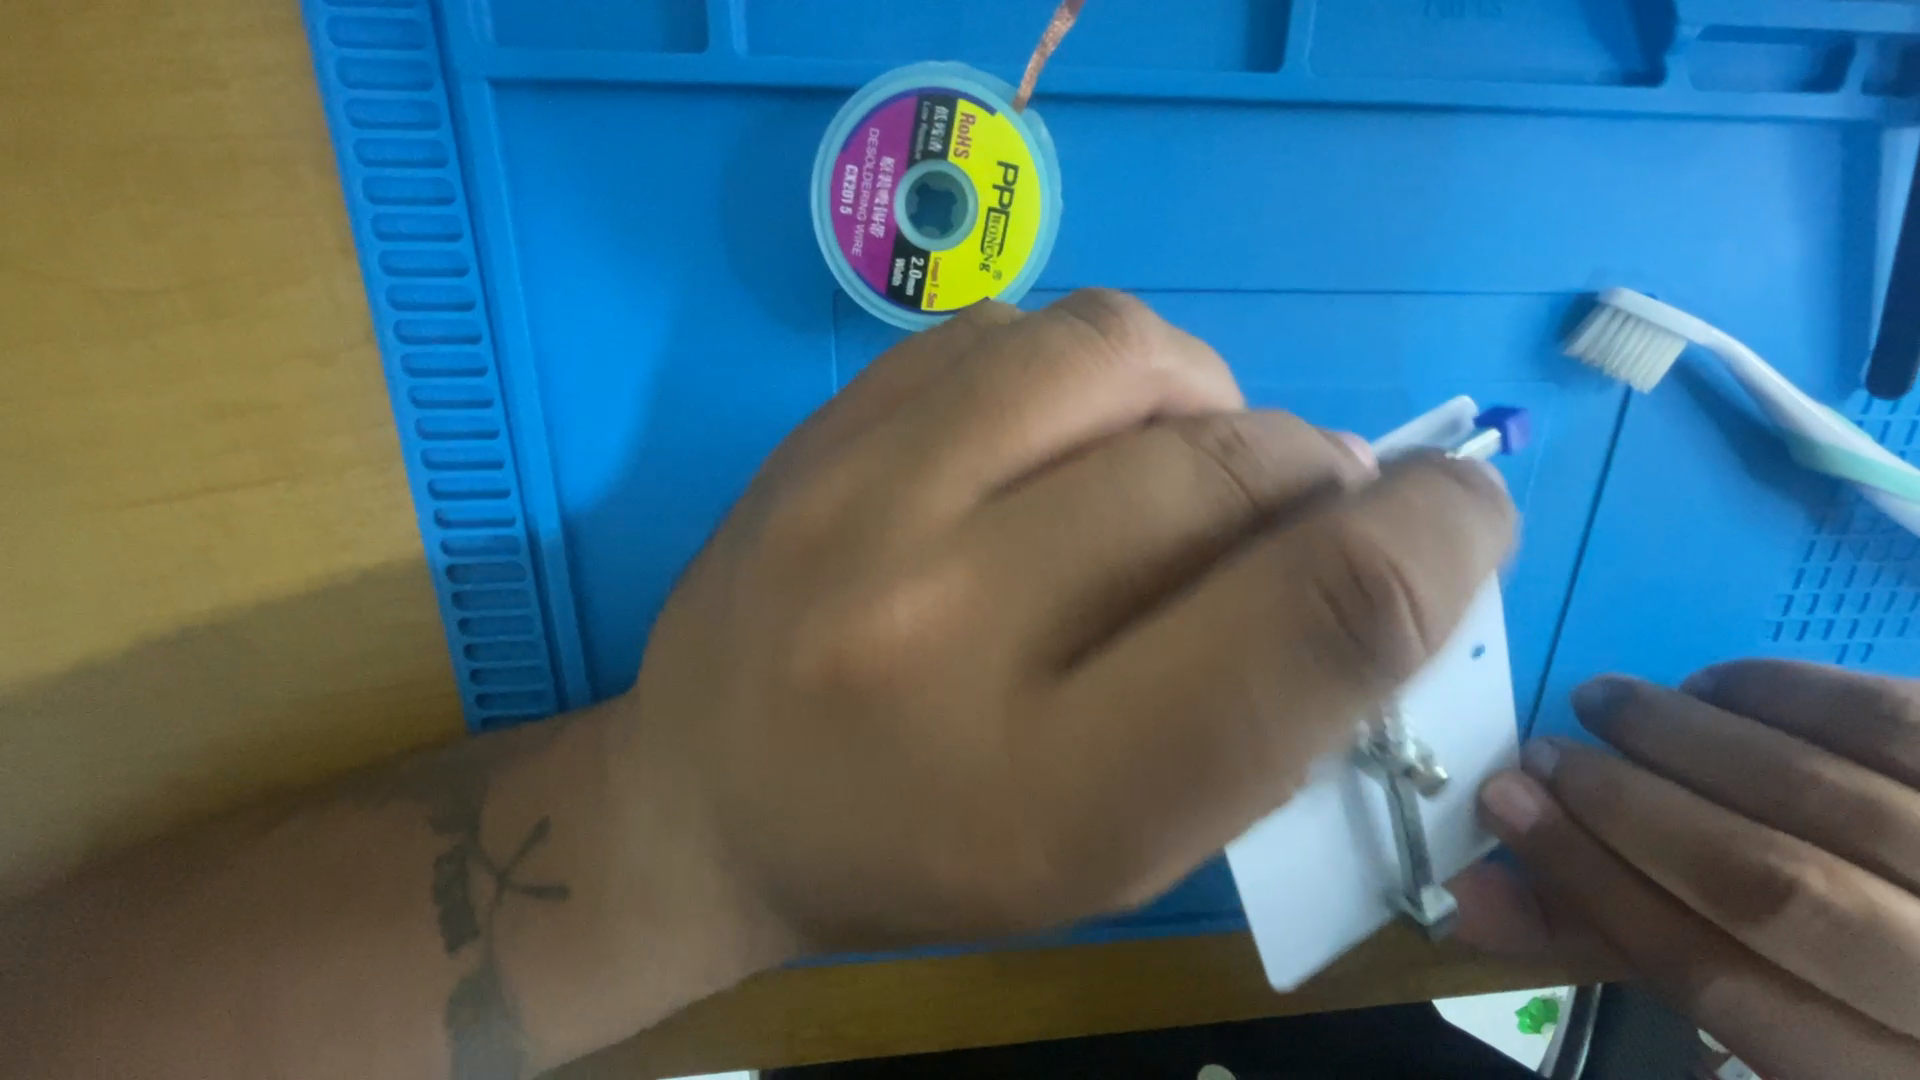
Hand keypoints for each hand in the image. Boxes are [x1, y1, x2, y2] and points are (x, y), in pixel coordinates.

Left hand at [626, 290, 1513, 956]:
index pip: (1309, 618)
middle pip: (1227, 472)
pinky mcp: (823, 430)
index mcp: (1052, 787)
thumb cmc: (924, 849)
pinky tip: (1071, 431)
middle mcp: (949, 623)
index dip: (1435, 541)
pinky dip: (1092, 365)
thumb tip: (1375, 551)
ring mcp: (866, 501)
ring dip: (1208, 395)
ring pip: (1122, 354)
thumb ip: (1259, 715)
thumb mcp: (1109, 848)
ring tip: (1186, 454)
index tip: (1459, 515)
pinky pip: (1014, 329)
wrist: (710, 795)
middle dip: (1319, 474)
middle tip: (1309, 505)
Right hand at [1462, 662, 1919, 1078]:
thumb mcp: (1739, 1002)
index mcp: (1879, 1076)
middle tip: (1546, 752)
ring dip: (1685, 733)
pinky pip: (1898, 720)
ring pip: (1828, 797)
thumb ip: (1609, 940)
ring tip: (1610, 702)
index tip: (1505, 800)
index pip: (1708, 973)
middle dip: (1622, 801)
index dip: (1586, 875)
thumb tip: (1463, 891)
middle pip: (1766, 885)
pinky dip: (1788, 691)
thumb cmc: (1834, 978)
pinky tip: (1720, 686)